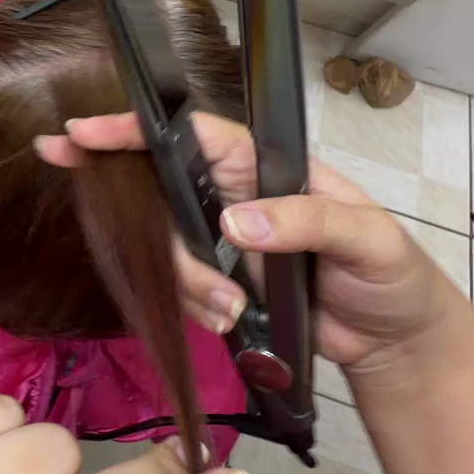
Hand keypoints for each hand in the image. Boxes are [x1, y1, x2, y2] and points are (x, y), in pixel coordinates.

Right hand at [34, 112, 462, 374]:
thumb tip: (235, 225)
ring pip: (163, 246)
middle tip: (119, 227)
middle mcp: (228, 195)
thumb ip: (306, 220)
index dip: (133, 129)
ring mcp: (216, 241)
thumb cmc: (389, 272)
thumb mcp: (366, 235)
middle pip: (158, 192)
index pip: (189, 134)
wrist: (391, 344)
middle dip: (134, 214)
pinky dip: (194, 306)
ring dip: (184, 279)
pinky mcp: (213, 282)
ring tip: (232, 308)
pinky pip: (176, 286)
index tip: (82, 134)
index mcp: (259, 165)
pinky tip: (228, 320)